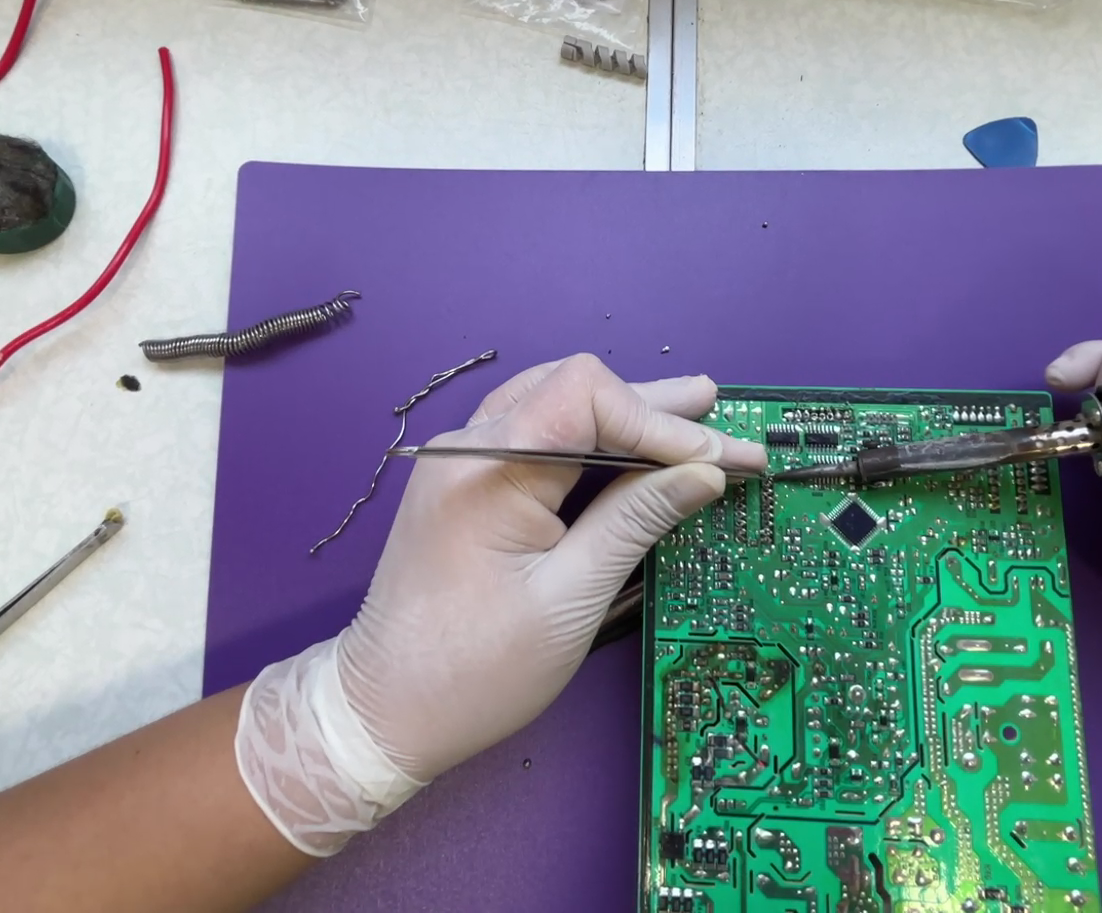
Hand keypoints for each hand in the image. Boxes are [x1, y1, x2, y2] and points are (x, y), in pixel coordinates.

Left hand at [234, 355, 765, 854]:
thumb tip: (705, 474)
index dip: (659, 419)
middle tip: (718, 413)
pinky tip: (630, 440)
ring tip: (692, 409)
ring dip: (625, 413)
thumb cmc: (475, 670)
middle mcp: (470, 444)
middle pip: (573, 391)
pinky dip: (593, 436)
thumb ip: (634, 522)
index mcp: (487, 466)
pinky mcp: (470, 481)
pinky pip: (539, 434)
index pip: (587, 397)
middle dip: (652, 408)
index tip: (716, 459)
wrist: (382, 710)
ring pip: (556, 406)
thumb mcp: (568, 600)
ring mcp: (465, 459)